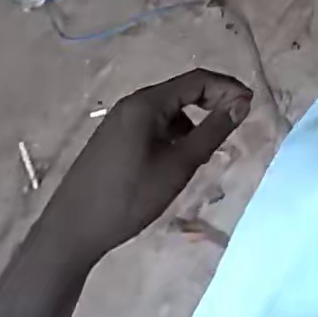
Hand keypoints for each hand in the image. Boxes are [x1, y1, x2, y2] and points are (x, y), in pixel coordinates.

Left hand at [37, 69, 251, 263]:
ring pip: (170, 109)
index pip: (198, 80)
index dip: (228, 88)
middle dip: (214, 101)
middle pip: (184, 90)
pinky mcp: (114, 139)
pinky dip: (176, 131)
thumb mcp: (179, 165)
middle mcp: (133, 104)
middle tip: (237, 120)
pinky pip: (155, 123)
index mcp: (147, 103)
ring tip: (210, 144)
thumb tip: (243, 103)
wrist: (68, 236)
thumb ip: (213, 130)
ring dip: (196, 118)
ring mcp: (120, 121)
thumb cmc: (128, 198)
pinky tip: (180, 157)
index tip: (250, 105)